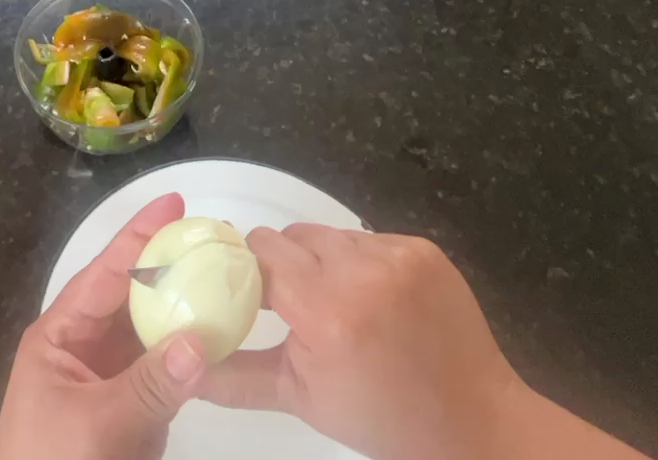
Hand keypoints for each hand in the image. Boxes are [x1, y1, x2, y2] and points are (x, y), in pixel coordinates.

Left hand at [0, 193, 208, 459]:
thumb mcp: (95, 427)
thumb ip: (149, 384)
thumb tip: (201, 338)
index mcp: (59, 335)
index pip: (105, 273)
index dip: (139, 235)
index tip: (174, 203)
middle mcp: (84, 346)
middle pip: (129, 294)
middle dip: (166, 263)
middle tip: (211, 236)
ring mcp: (109, 377)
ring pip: (150, 328)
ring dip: (182, 304)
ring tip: (221, 273)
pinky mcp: (131, 408)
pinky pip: (164, 368)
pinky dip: (190, 352)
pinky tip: (218, 333)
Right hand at [202, 226, 525, 459]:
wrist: (477, 422)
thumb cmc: (381, 418)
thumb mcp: (300, 398)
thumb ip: (233, 375)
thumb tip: (180, 362)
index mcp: (325, 310)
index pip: (261, 252)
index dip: (249, 267)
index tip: (247, 289)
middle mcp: (360, 271)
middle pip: (291, 236)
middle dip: (284, 263)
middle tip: (293, 302)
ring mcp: (396, 254)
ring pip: (327, 234)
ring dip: (320, 260)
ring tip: (335, 301)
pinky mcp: (422, 248)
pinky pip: (366, 238)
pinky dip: (358, 261)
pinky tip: (371, 297)